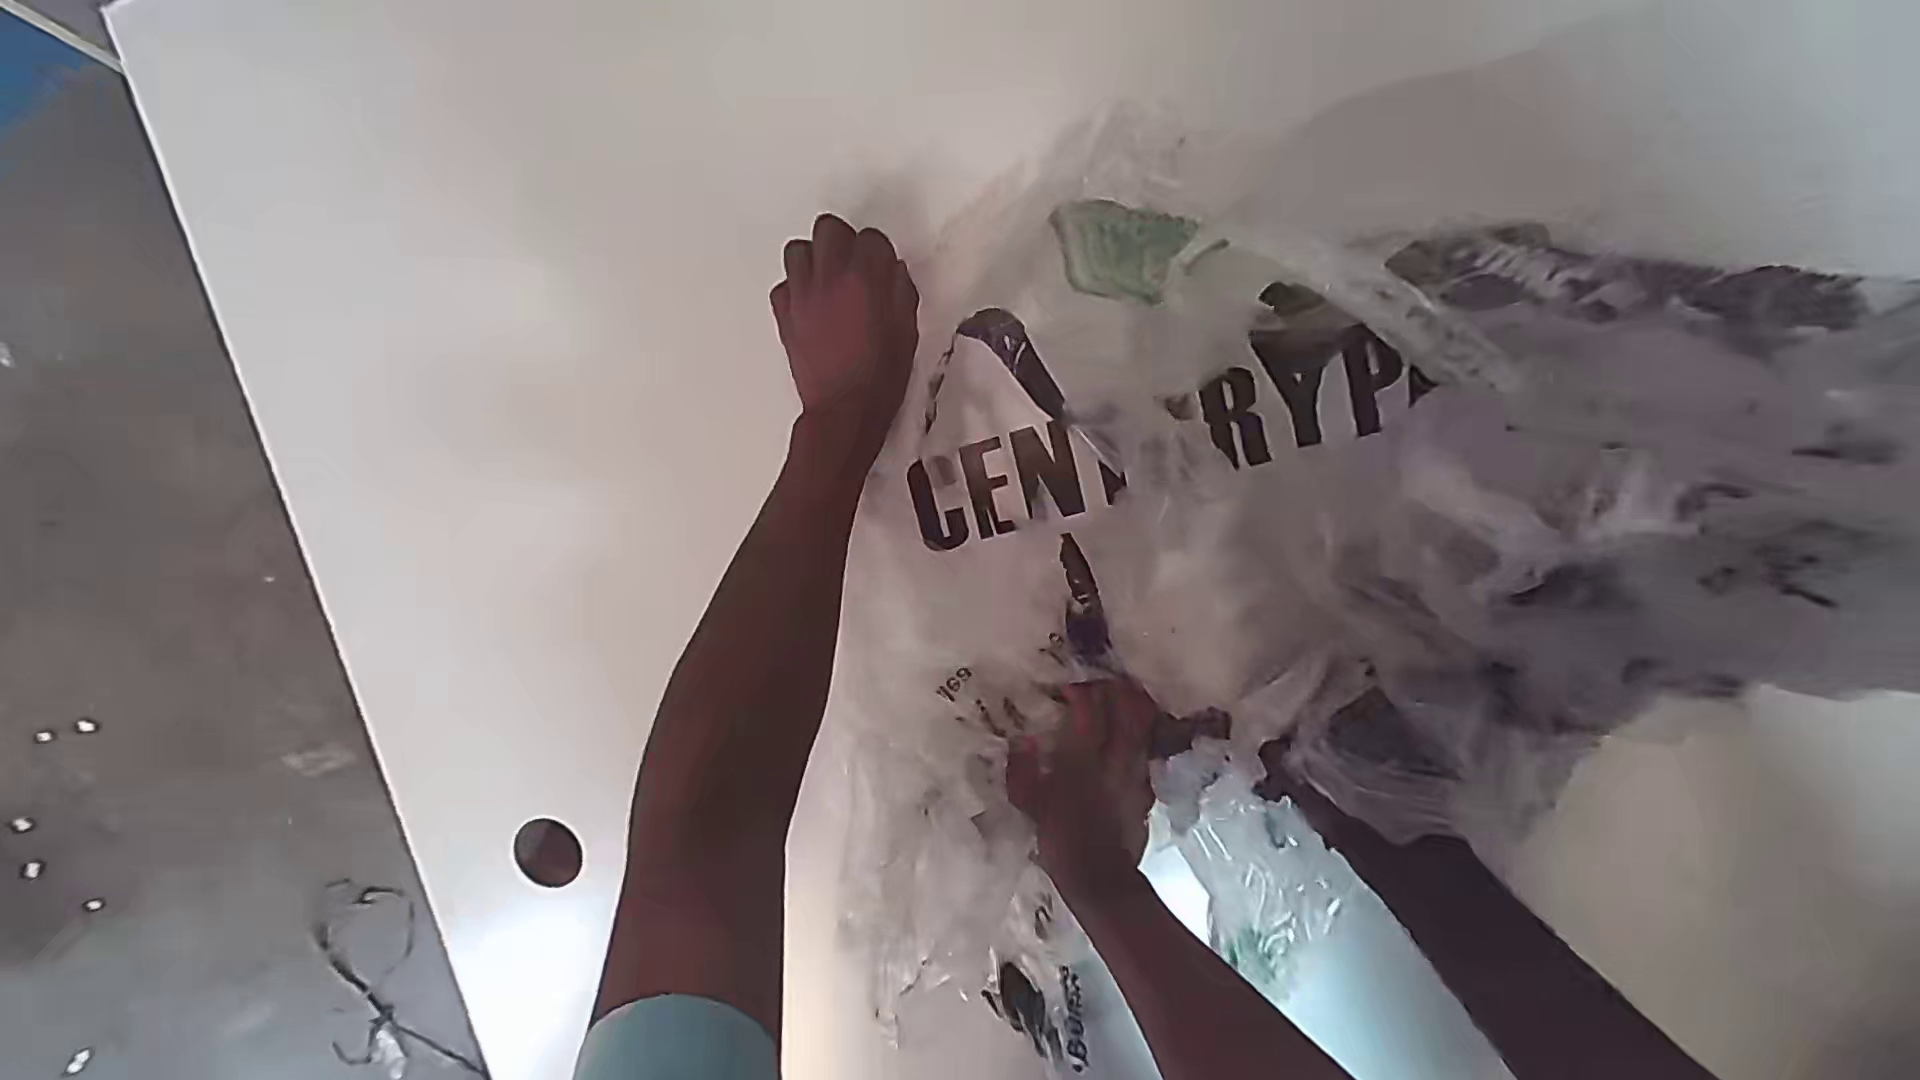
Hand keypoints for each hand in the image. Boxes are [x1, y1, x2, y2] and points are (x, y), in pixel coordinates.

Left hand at [772, 214, 919, 477]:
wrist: (843, 411)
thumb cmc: (881, 378)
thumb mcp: (907, 334)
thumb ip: (901, 294)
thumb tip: (893, 273)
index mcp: (865, 280)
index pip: (871, 238)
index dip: (879, 254)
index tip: (883, 271)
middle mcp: (829, 278)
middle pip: (829, 229)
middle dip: (844, 243)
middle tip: (854, 269)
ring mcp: (801, 294)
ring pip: (799, 250)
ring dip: (816, 260)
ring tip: (829, 283)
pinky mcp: (783, 314)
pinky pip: (784, 284)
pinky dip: (797, 288)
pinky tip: (813, 307)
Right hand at [1008, 680, 1158, 899]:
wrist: (1100, 878)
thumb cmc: (1060, 839)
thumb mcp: (1029, 803)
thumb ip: (1022, 767)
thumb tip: (1022, 740)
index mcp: (1083, 758)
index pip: (1089, 709)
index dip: (1081, 691)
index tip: (1068, 689)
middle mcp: (1114, 757)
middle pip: (1125, 708)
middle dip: (1114, 688)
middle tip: (1100, 681)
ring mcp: (1135, 771)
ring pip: (1143, 724)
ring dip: (1133, 703)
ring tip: (1122, 693)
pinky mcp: (1146, 786)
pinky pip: (1146, 747)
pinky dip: (1139, 731)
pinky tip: (1129, 732)